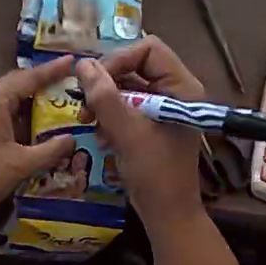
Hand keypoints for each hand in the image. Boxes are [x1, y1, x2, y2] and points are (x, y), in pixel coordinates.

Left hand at [0, 57, 80, 223]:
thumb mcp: (20, 164)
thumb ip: (49, 150)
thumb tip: (72, 139)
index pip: (29, 77)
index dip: (53, 71)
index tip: (74, 62)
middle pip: (19, 88)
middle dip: (45, 90)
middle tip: (73, 91)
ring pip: (10, 106)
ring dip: (33, 110)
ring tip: (62, 113)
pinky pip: (1, 120)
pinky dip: (21, 124)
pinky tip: (37, 135)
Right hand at [77, 37, 206, 222]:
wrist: (167, 215)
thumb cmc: (155, 174)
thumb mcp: (127, 134)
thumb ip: (105, 98)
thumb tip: (83, 66)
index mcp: (182, 87)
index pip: (148, 49)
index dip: (118, 60)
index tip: (95, 84)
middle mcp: (176, 92)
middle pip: (136, 66)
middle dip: (108, 83)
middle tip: (86, 107)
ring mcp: (165, 109)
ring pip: (129, 87)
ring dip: (106, 102)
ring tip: (90, 122)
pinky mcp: (154, 126)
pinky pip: (129, 108)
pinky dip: (112, 117)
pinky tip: (101, 136)